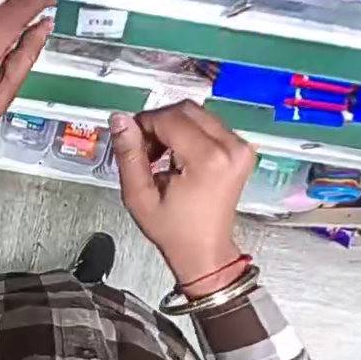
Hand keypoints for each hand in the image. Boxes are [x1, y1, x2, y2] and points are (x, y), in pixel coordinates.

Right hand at [110, 103, 256, 296]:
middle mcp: (230, 148)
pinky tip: (177, 158)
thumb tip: (120, 120)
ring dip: (173, 127)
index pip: (169, 118)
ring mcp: (240, 148)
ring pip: (197, 114)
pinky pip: (209, 125)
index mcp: (208, 160)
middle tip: (145, 151)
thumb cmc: (174, 231)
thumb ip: (129, 155)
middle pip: (185, 109)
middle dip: (158, 123)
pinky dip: (188, 134)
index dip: (143, 125)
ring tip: (161, 157)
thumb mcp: (139, 197)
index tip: (133, 144)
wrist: (204, 250)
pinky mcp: (241, 149)